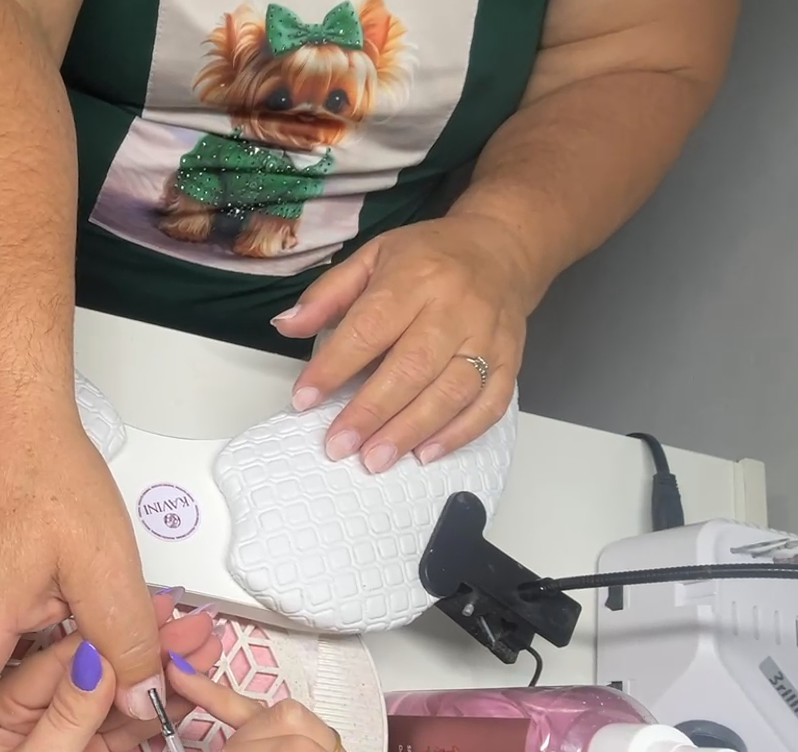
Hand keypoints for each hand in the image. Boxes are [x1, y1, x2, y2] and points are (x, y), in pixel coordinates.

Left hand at [0, 598, 220, 751]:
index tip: (159, 615)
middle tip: (197, 626)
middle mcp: (37, 709)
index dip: (115, 634)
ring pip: (121, 696)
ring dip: (161, 676)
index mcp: (6, 704)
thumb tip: (96, 656)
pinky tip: (190, 695)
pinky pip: (130, 729)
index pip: (67, 658)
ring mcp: (68, 734)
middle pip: (100, 669)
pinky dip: (160, 713)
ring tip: (205, 649)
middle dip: (148, 647)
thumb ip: (66, 722)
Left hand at [274, 213, 540, 471]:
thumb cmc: (428, 258)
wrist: (502, 247)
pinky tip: (425, 454)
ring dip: (410, 430)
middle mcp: (456, 308)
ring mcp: (488, 337)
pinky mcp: (512, 360)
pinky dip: (459, 434)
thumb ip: (326, 295)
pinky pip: (491, 403)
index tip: (304, 399)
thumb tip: (286, 325)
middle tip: (339, 446)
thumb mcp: (370, 258)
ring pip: (452, 391)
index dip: (334, 368)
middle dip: (372, 412)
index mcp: (416, 279)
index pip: (368, 328)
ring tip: (375, 459)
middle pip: (412, 366)